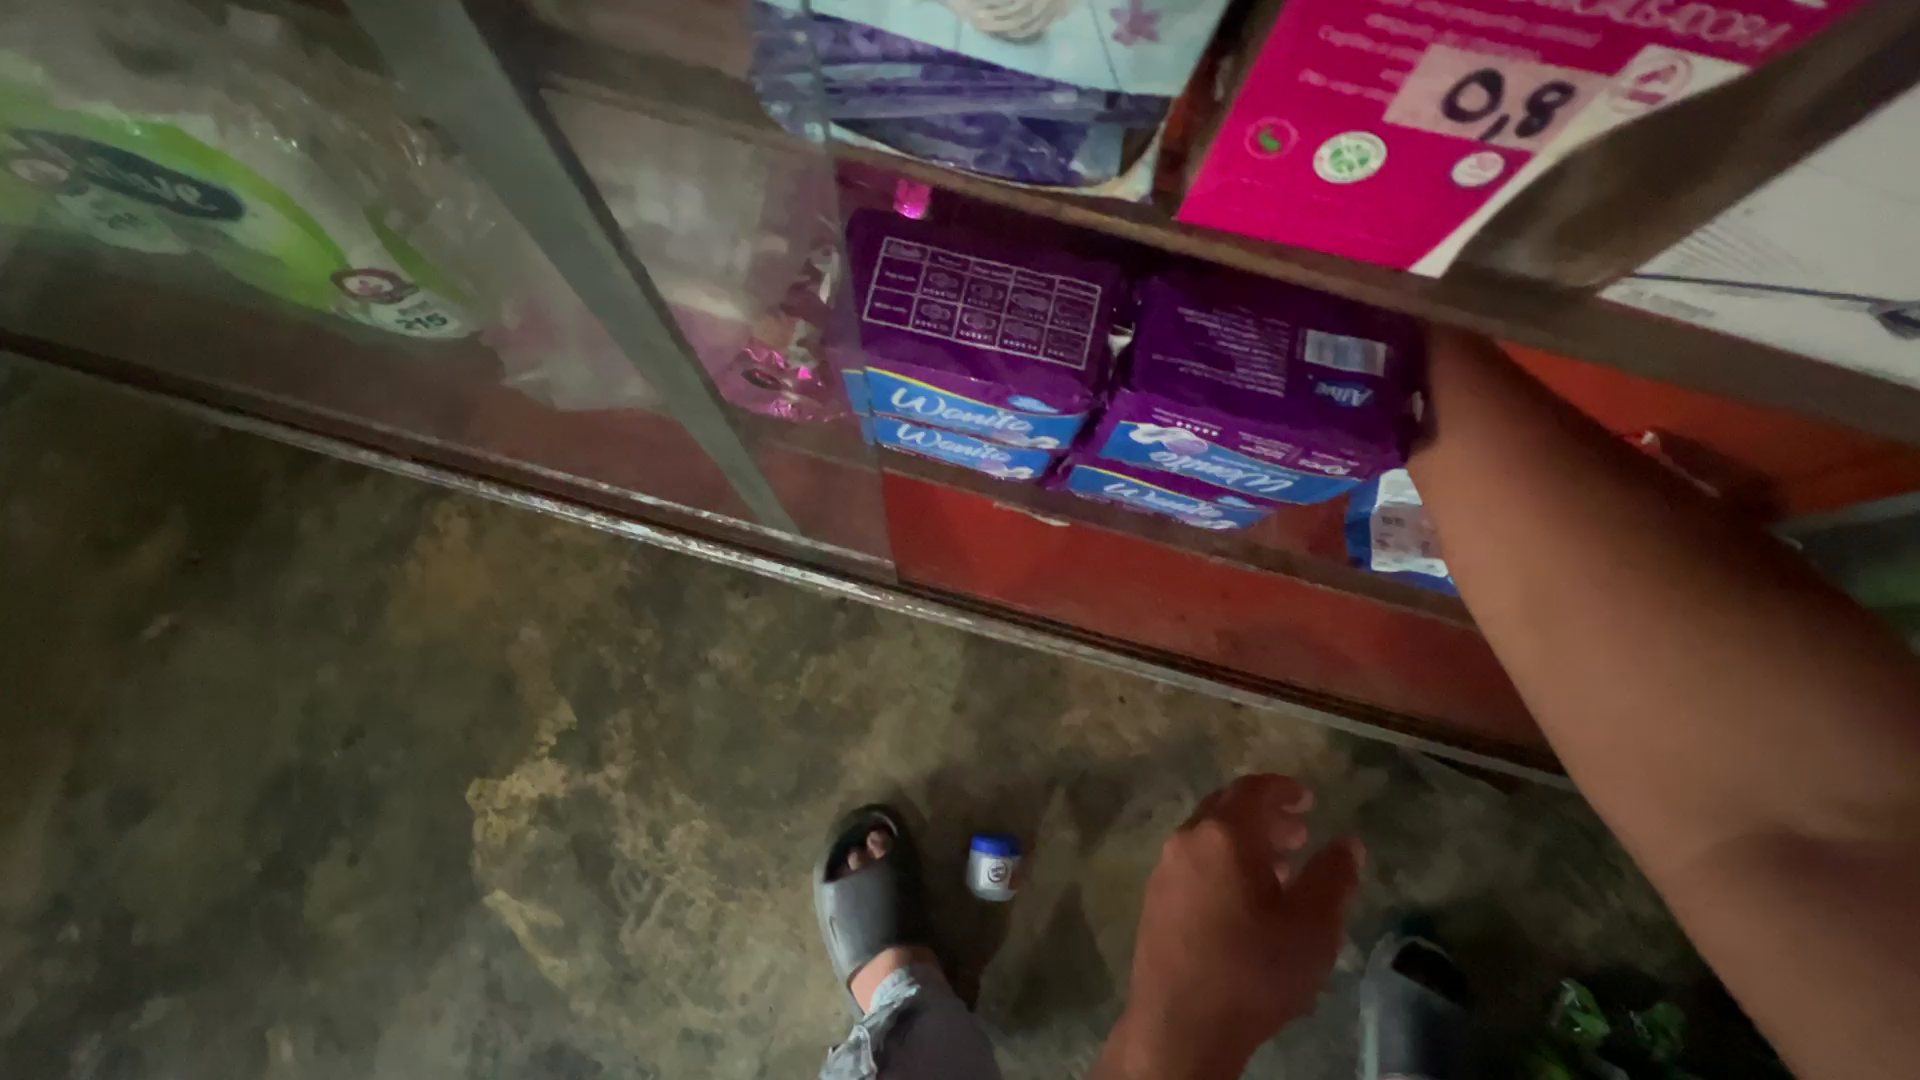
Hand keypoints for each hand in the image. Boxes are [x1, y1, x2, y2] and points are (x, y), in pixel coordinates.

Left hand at [1095, 775, 1363, 1079]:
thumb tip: (1347, 843)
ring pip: (1208, 837)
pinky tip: (1245, 899)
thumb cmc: (1253, 970)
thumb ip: (1333, 878)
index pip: (1252, 790)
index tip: (1308, 799)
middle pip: (1227, 809)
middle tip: (1300, 834)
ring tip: (1282, 868)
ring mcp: (1164, 868)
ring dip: (1245, 842)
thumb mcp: (1312, 927)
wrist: (1181, 1022)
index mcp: (1222, 834)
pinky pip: (1193, 862)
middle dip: (1265, 816)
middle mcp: (1186, 839)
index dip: (1282, 789)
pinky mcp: (1155, 897)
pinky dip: (1222, 863)